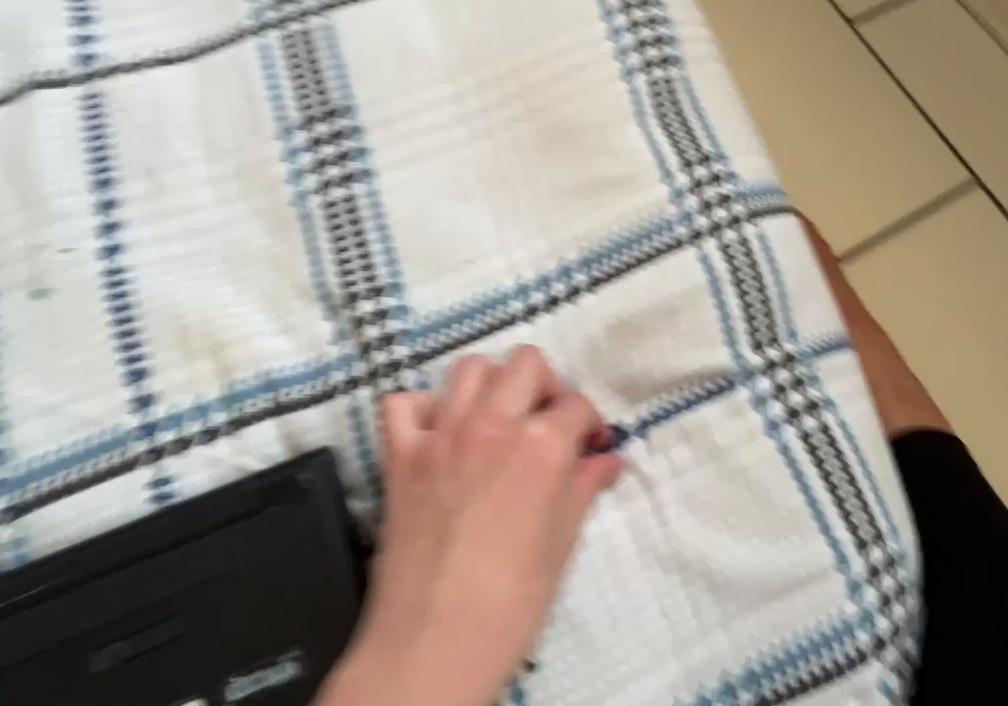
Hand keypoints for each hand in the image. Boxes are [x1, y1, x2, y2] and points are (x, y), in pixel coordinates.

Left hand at [317, 346, 624, 705]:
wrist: (434, 645)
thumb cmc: (513, 603)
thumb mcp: (563, 543)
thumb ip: (584, 487)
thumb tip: (607, 460)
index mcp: (542, 446)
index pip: (578, 405)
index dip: (590, 424)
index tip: (591, 446)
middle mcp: (493, 424)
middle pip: (526, 362)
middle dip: (546, 386)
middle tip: (546, 423)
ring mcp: (441, 434)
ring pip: (470, 368)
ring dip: (491, 385)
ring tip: (498, 419)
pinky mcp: (400, 454)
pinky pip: (404, 403)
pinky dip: (423, 409)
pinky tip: (439, 434)